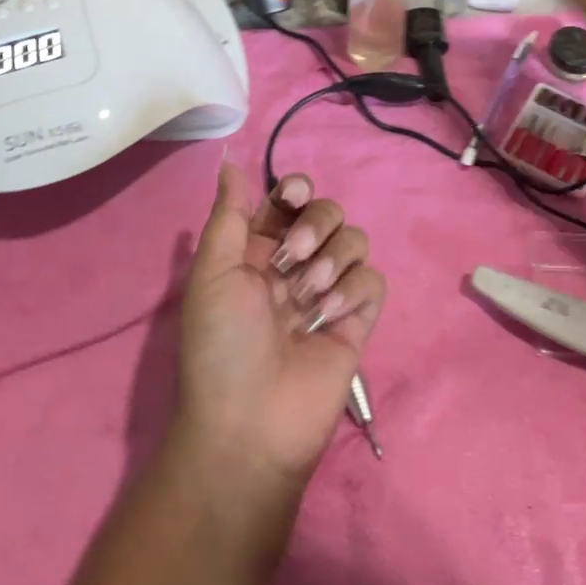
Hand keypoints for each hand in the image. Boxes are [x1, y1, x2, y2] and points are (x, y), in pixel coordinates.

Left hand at [174, 161, 385, 485]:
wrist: (250, 423)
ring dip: (334, 259)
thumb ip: (226, 215)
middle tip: (292, 261)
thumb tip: (231, 161)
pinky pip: (373, 281)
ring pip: (356, 240)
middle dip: (315, 225)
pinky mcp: (358, 321)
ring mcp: (329, 293)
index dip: (295, 190)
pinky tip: (328, 320)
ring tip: (308, 297)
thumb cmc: (221, 346)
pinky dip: (354, 292)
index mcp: (255, 251)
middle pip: (328, 212)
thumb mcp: (211, 274)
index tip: (292, 197)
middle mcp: (295, 265)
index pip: (288, 200)